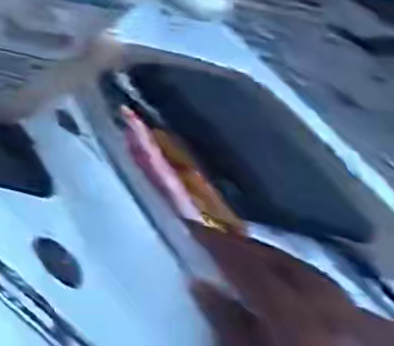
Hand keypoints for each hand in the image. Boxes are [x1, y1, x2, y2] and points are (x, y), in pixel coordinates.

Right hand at [189, 223, 393, 344]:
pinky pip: (368, 322)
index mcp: (301, 321)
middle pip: (300, 272)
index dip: (217, 244)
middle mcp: (346, 322)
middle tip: (227, 243)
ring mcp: (378, 340)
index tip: (189, 229)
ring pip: (339, 295)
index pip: (250, 266)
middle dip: (261, 253)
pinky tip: (327, 317)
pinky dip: (340, 309)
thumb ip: (228, 326)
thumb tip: (204, 286)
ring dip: (301, 278)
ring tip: (274, 276)